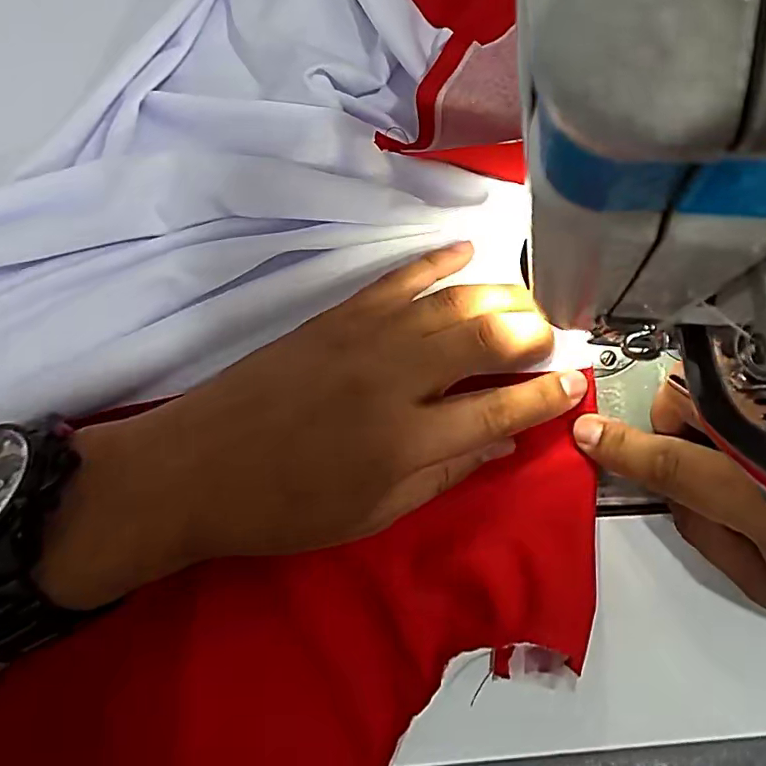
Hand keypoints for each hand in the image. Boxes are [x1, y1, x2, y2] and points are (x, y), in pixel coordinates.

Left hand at [44, 242, 587, 605]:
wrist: (190, 469)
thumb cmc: (285, 507)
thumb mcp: (374, 513)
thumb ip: (447, 472)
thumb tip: (505, 439)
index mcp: (405, 441)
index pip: (499, 409)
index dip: (546, 395)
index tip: (575, 382)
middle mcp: (395, 379)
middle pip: (487, 339)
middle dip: (534, 333)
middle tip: (553, 338)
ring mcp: (366, 337)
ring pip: (454, 301)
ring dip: (501, 296)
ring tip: (527, 303)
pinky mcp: (339, 314)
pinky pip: (400, 278)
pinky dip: (438, 262)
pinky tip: (468, 251)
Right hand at [572, 372, 765, 655]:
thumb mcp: (764, 580)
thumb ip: (700, 526)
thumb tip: (667, 486)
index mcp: (764, 494)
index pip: (670, 458)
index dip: (623, 446)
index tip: (591, 434)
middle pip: (687, 393)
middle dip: (675, 422)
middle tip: (694, 459)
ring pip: (721, 379)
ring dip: (712, 411)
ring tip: (744, 455)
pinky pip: (762, 383)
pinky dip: (752, 406)